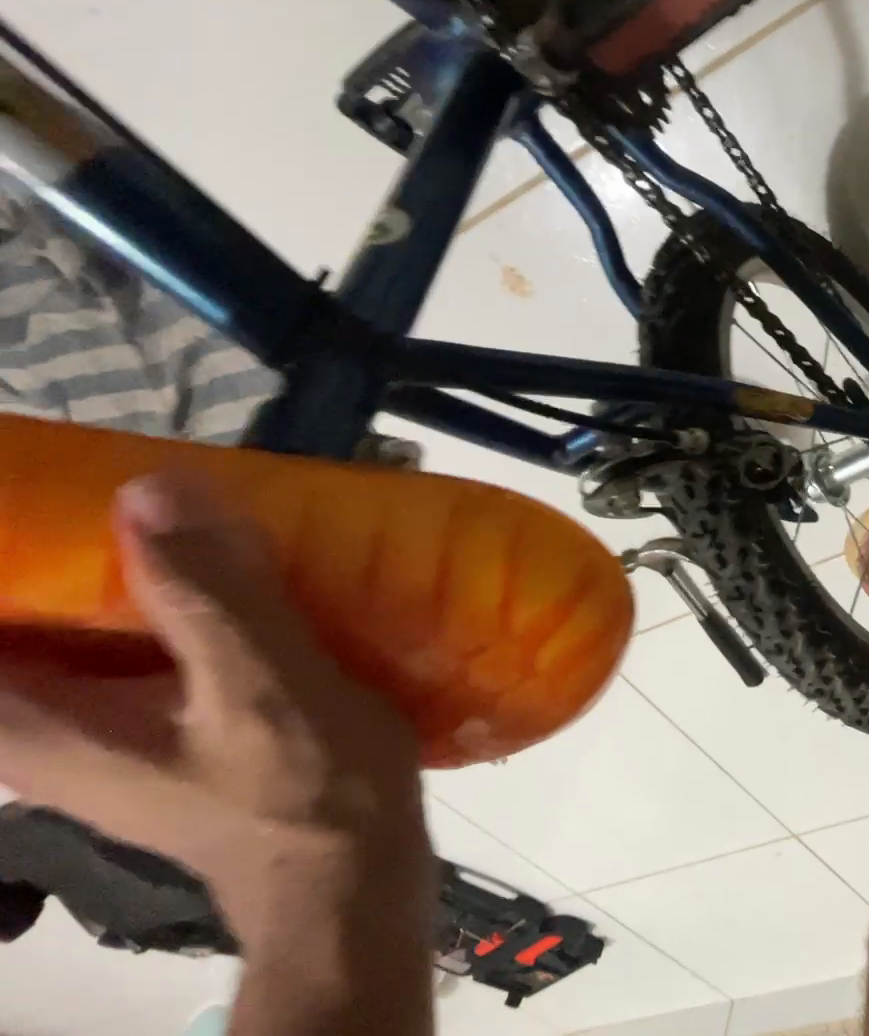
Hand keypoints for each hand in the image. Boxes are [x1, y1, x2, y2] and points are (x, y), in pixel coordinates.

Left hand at [0, 475, 427, 944]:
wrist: (349, 869)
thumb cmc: (302, 788)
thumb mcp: (263, 686)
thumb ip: (212, 594)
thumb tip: (151, 486)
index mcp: (25, 714)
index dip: (12, 542)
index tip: (53, 488)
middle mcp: (36, 719)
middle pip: (26, 608)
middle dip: (78, 544)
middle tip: (151, 490)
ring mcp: (98, 724)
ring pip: (87, 620)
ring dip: (137, 567)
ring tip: (209, 519)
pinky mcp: (159, 721)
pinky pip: (141, 640)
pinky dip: (180, 601)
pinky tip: (245, 582)